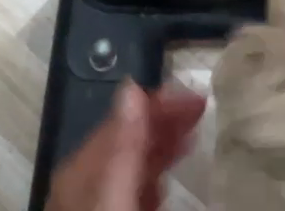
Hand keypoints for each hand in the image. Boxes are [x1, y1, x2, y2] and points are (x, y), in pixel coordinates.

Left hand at [49, 80, 206, 210]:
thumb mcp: (115, 193)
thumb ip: (123, 145)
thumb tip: (132, 85)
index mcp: (82, 166)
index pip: (123, 116)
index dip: (162, 100)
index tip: (198, 95)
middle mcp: (82, 178)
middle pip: (128, 135)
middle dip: (165, 118)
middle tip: (202, 107)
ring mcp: (90, 199)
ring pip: (130, 160)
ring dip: (161, 143)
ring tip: (192, 135)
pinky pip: (128, 186)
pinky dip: (151, 174)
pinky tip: (165, 179)